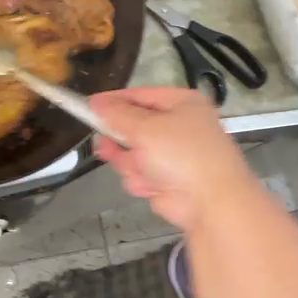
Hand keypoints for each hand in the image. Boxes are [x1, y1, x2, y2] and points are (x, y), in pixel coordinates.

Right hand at [90, 87, 262, 233]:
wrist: (210, 201)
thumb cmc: (181, 155)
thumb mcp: (145, 128)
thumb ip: (116, 114)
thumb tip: (95, 102)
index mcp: (181, 104)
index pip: (139, 96)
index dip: (112, 101)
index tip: (87, 107)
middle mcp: (177, 126)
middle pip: (132, 126)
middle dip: (120, 140)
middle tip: (104, 144)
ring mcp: (171, 154)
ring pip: (131, 154)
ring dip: (130, 163)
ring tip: (141, 170)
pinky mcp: (165, 179)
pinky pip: (138, 174)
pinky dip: (141, 180)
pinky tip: (153, 186)